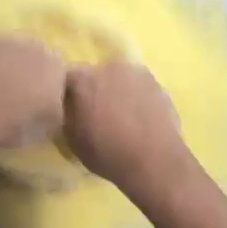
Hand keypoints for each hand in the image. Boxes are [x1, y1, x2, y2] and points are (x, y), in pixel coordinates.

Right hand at [64, 61, 190, 188]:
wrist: (153, 160)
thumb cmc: (106, 153)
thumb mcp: (72, 140)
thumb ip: (67, 116)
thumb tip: (70, 108)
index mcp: (83, 79)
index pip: (68, 78)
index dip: (69, 95)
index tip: (71, 110)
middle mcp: (109, 67)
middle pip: (97, 75)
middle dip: (95, 90)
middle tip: (98, 114)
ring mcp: (137, 73)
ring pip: (121, 80)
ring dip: (118, 92)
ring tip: (122, 117)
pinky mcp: (159, 84)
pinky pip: (140, 88)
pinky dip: (138, 98)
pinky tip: (140, 119)